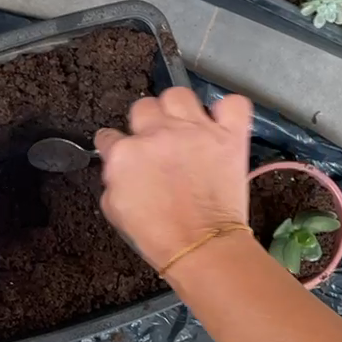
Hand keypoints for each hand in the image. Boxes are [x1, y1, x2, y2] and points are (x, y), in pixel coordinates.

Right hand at [94, 88, 254, 268]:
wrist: (200, 246)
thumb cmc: (156, 234)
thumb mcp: (114, 210)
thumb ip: (111, 179)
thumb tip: (118, 167)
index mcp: (125, 153)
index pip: (109, 135)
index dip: (115, 146)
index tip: (124, 156)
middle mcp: (157, 134)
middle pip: (143, 107)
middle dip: (145, 124)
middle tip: (155, 143)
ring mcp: (195, 131)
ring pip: (179, 94)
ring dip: (177, 109)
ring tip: (183, 127)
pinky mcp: (229, 136)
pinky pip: (232, 104)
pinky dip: (227, 110)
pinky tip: (219, 124)